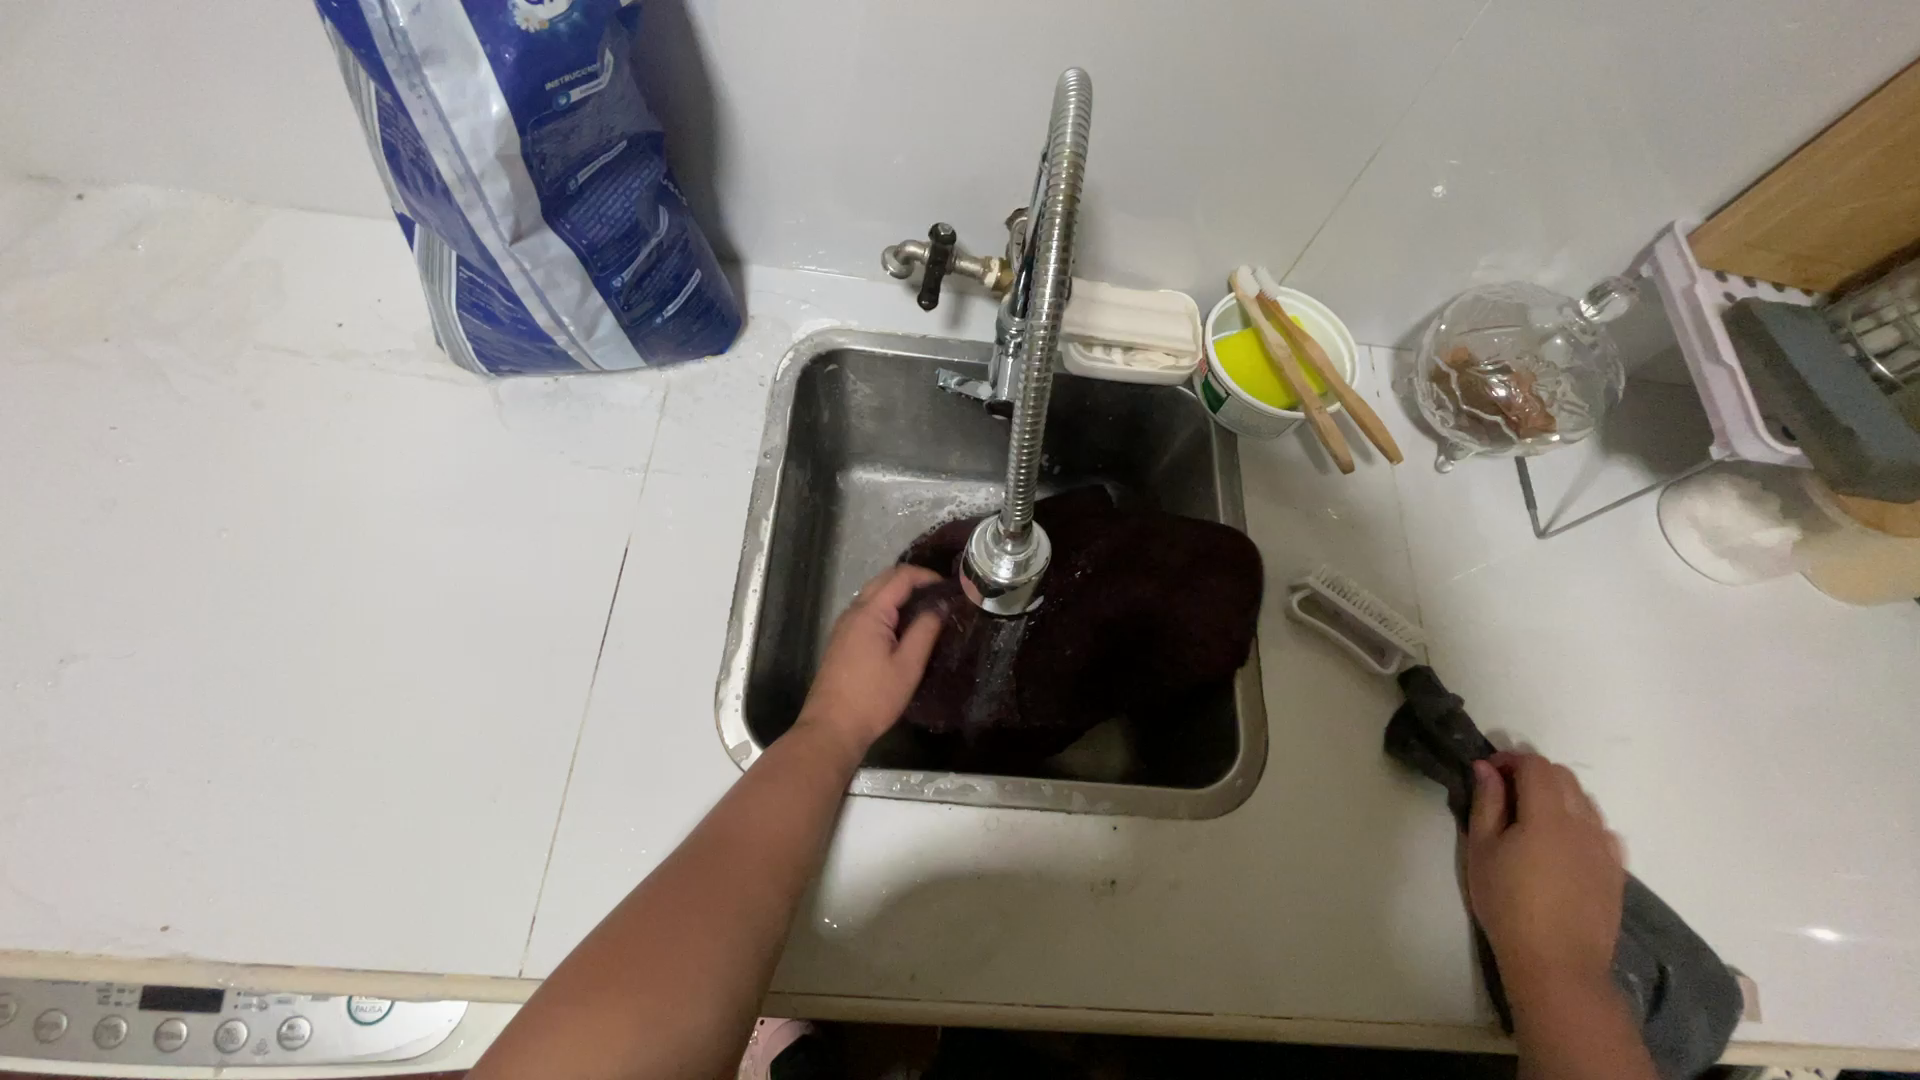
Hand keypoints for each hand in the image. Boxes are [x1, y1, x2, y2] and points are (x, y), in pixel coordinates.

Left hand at [793, 564, 943, 762]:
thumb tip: (941, 605)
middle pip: (884, 580)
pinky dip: (887, 608)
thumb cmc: (873, 698)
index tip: (949, 587)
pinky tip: (902, 626)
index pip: (900, 577)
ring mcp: (844, 625)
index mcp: (870, 612)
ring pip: (873, 595)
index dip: (926, 576)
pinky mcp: (842, 640)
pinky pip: (866, 611)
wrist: (832, 727)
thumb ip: (925, 630)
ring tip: (926, 608)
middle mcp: (853, 611)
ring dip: (898, 594)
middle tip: (940, 594)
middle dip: (912, 580)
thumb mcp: (907, 665)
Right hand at [1467, 752, 1626, 994]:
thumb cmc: (1506, 902)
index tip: (1487, 772)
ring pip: (1584, 800)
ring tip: (1528, 817)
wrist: (1557, 962)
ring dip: (1556, 795)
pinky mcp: (1616, 870)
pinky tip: (1559, 842)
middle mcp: (1585, 824)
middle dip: (1532, 773)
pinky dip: (1578, 820)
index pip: (1536, 766)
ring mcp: (1606, 848)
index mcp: (1548, 816)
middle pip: (1564, 777)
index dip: (1510, 759)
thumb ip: (1486, 803)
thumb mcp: (1482, 849)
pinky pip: (1601, 828)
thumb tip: (1486, 768)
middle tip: (1502, 791)